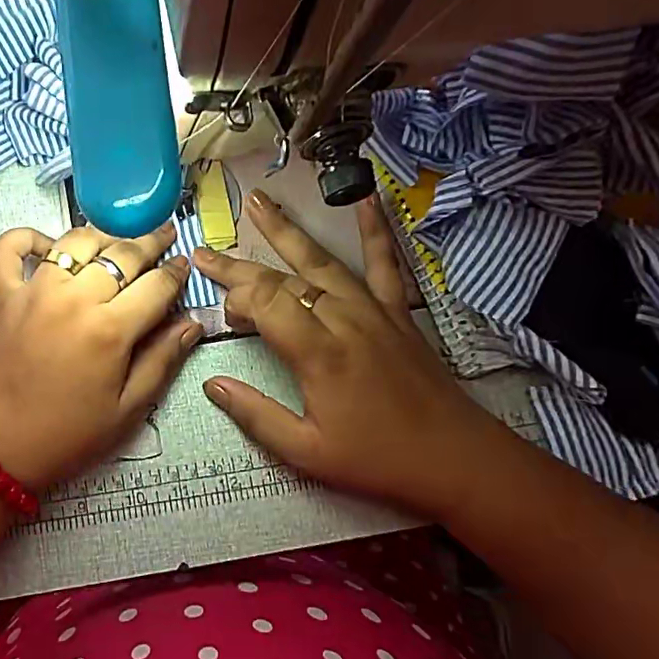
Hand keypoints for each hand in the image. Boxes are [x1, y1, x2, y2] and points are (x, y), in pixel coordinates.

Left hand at [0, 224, 201, 489]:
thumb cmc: (68, 436)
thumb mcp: (128, 409)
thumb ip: (163, 360)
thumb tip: (191, 323)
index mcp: (110, 330)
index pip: (157, 285)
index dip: (176, 272)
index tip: (184, 265)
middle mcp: (74, 299)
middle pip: (122, 254)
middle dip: (150, 242)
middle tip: (164, 235)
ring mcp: (32, 292)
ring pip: (75, 242)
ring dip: (102, 236)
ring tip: (117, 239)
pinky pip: (8, 249)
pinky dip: (27, 238)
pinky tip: (49, 245)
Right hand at [192, 191, 514, 519]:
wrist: (453, 456)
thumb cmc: (376, 459)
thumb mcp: (306, 452)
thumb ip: (256, 415)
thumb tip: (212, 384)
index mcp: (317, 353)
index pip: (264, 303)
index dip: (236, 299)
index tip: (222, 311)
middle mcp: (343, 319)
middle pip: (284, 280)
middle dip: (240, 266)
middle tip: (205, 253)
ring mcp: (373, 310)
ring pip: (322, 262)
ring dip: (288, 232)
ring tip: (260, 203)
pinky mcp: (398, 311)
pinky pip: (384, 263)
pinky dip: (375, 230)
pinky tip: (366, 199)